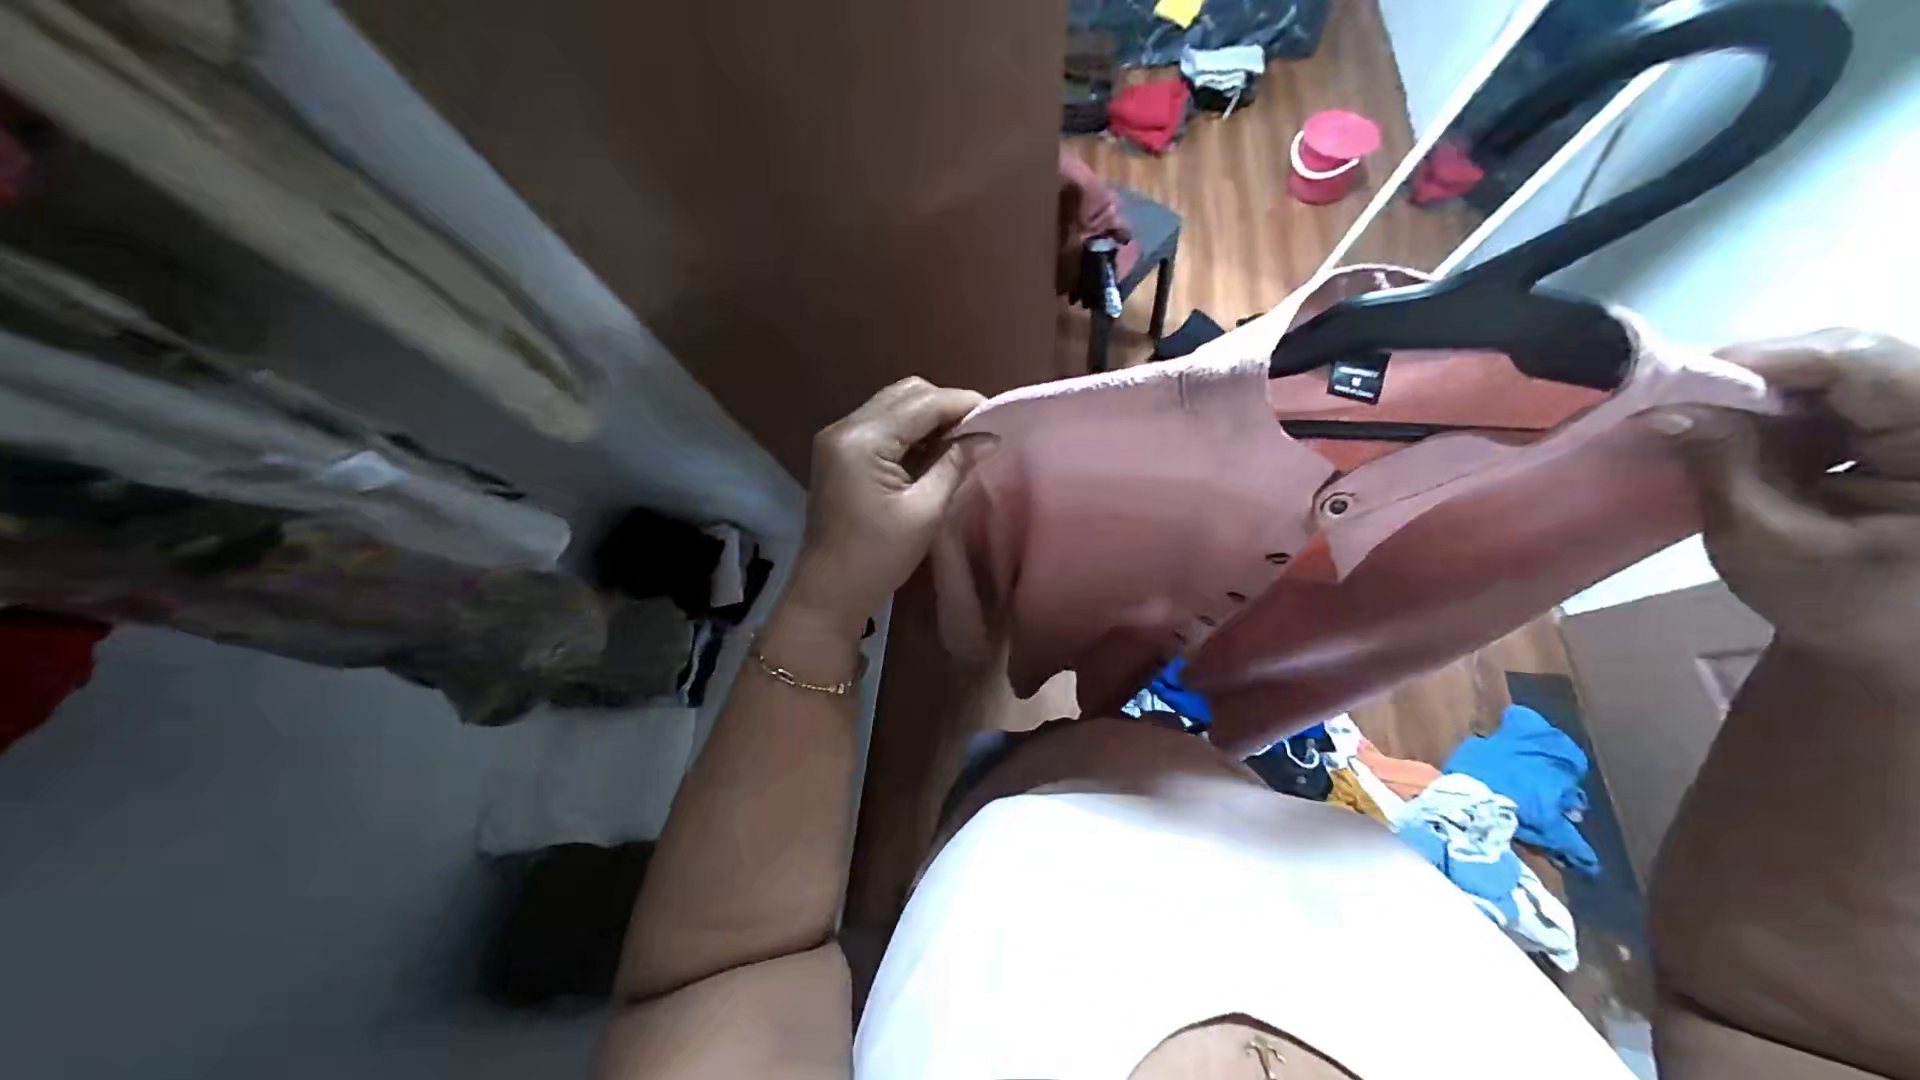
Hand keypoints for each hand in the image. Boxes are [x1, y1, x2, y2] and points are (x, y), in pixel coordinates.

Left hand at [783, 377, 986, 633]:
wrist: (828, 590)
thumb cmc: (877, 557)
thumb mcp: (924, 512)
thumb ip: (955, 465)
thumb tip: (989, 435)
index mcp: (862, 440)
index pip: (921, 403)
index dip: (963, 404)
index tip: (999, 416)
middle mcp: (845, 428)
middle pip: (905, 394)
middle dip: (945, 406)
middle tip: (979, 431)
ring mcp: (838, 439)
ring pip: (893, 406)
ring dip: (928, 417)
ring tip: (961, 441)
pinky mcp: (839, 453)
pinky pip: (882, 426)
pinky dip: (910, 432)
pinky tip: (934, 451)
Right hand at [1663, 329, 1919, 680]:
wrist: (1886, 640)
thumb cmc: (1829, 601)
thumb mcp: (1761, 538)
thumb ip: (1721, 466)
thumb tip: (1666, 410)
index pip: (1869, 366)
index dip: (1772, 360)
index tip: (1679, 380)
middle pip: (1860, 357)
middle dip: (1761, 371)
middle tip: (1677, 397)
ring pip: (1847, 369)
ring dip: (1765, 389)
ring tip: (1699, 414)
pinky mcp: (1914, 431)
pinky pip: (1845, 393)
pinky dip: (1779, 406)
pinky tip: (1737, 428)